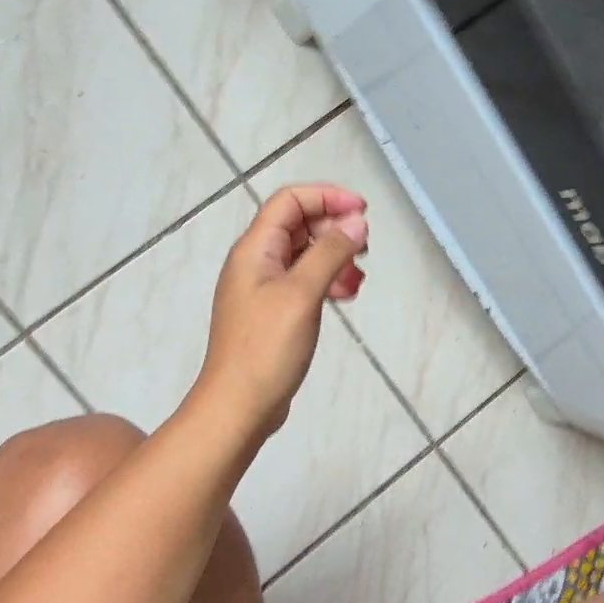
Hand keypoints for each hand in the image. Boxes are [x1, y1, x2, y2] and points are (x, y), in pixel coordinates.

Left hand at [191, 185, 368, 435]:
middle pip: (297, 225)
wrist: (238, 406)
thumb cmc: (266, 347)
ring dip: (334, 257)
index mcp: (254, 249)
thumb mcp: (302, 294)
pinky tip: (346, 296)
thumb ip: (330, 253)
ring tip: (359, 277)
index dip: (327, 197)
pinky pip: (303, 283)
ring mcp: (262, 290)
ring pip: (303, 256)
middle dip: (334, 228)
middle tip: (365, 248)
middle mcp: (255, 263)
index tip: (363, 212)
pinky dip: (327, 282)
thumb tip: (357, 223)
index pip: (290, 201)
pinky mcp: (272, 314)